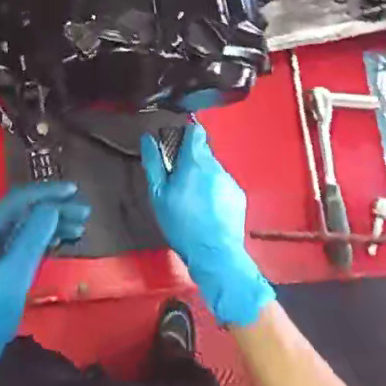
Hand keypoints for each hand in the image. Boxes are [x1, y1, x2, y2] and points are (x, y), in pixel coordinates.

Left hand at [0, 182, 88, 385]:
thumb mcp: (11, 276)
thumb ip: (31, 239)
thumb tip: (51, 208)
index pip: (18, 201)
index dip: (47, 193)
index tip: (75, 192)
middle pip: (22, 216)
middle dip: (53, 211)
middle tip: (85, 216)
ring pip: (23, 234)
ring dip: (49, 228)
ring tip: (77, 230)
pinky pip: (21, 252)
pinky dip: (40, 246)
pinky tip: (55, 249)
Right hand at [141, 124, 273, 326]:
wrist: (215, 254)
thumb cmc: (181, 223)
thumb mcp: (158, 194)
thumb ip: (153, 163)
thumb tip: (148, 138)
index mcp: (195, 162)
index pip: (195, 131)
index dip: (183, 135)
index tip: (174, 147)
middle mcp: (216, 166)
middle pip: (203, 151)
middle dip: (190, 160)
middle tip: (177, 181)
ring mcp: (230, 181)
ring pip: (212, 169)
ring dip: (202, 176)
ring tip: (192, 199)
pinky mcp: (238, 195)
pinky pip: (222, 184)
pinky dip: (213, 189)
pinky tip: (206, 209)